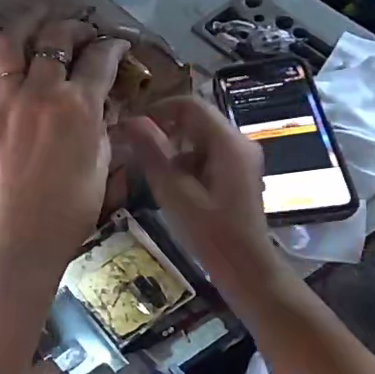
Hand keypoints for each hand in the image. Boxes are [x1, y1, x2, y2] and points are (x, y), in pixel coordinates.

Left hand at [0, 14, 129, 270]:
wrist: (20, 237)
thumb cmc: (70, 210)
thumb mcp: (102, 166)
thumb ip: (103, 128)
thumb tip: (103, 105)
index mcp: (79, 106)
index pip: (99, 59)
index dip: (112, 47)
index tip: (116, 46)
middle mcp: (40, 92)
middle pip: (55, 40)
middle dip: (72, 28)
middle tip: (78, 33)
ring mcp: (3, 101)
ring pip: (9, 45)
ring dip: (24, 26)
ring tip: (32, 23)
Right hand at [117, 96, 285, 298]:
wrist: (245, 268)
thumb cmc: (210, 233)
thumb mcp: (174, 192)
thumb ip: (152, 152)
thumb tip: (129, 120)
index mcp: (228, 143)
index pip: (189, 105)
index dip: (156, 109)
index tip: (130, 125)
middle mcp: (239, 143)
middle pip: (196, 120)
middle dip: (163, 129)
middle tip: (134, 147)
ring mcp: (241, 158)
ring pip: (199, 138)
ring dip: (173, 148)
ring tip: (150, 170)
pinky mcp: (238, 173)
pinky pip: (207, 154)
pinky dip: (186, 162)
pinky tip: (171, 186)